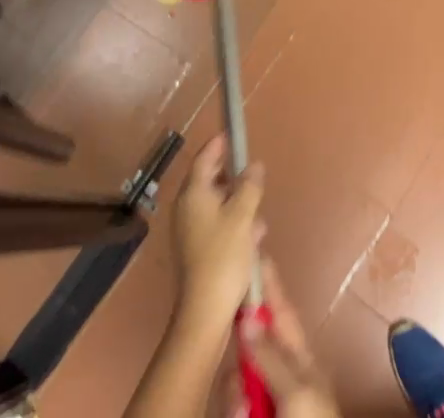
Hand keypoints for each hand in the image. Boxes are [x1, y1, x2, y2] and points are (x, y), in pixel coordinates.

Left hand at [172, 136, 264, 327]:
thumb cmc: (223, 257)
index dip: (218, 146)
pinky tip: (251, 240)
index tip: (231, 133)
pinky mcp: (196, 248)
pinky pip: (217, 226)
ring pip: (217, 206)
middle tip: (253, 180)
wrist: (205, 309)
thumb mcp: (243, 218)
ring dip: (237, 207)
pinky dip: (234, 226)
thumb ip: (249, 188)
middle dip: (233, 180)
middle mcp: (186, 207)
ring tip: (257, 219)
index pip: (204, 159)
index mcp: (193, 194)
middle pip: (210, 181)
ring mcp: (188, 229)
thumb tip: (253, 165)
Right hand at [232, 263, 341, 417]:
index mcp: (300, 357)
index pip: (280, 312)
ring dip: (234, 393)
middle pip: (248, 344)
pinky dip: (234, 410)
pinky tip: (241, 417)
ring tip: (244, 412)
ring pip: (235, 375)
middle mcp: (280, 370)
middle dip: (238, 358)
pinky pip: (232, 401)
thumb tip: (245, 316)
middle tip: (238, 366)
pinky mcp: (253, 412)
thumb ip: (270, 356)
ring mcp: (266, 393)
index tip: (255, 252)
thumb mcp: (298, 391)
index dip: (268, 284)